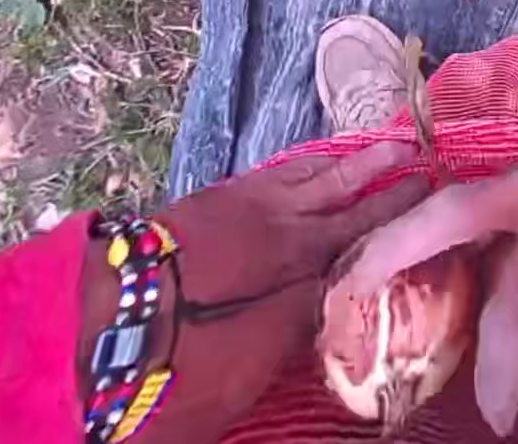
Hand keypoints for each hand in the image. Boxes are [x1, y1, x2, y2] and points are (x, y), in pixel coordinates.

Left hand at [78, 142, 428, 442]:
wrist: (87, 319)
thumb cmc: (166, 366)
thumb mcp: (239, 372)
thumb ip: (296, 330)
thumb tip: (337, 302)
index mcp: (297, 271)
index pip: (364, 239)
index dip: (398, 219)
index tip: (429, 199)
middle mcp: (288, 228)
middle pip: (351, 199)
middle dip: (389, 182)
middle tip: (422, 160)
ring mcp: (257, 205)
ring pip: (323, 174)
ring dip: (359, 161)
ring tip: (392, 144)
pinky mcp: (228, 194)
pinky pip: (286, 170)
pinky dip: (315, 162)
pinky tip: (324, 160)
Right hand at [342, 41, 517, 433]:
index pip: (508, 315)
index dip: (498, 375)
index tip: (501, 418)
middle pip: (443, 219)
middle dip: (388, 252)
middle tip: (347, 285)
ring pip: (471, 197)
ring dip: (434, 228)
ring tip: (409, 265)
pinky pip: (506, 184)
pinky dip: (487, 213)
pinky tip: (505, 234)